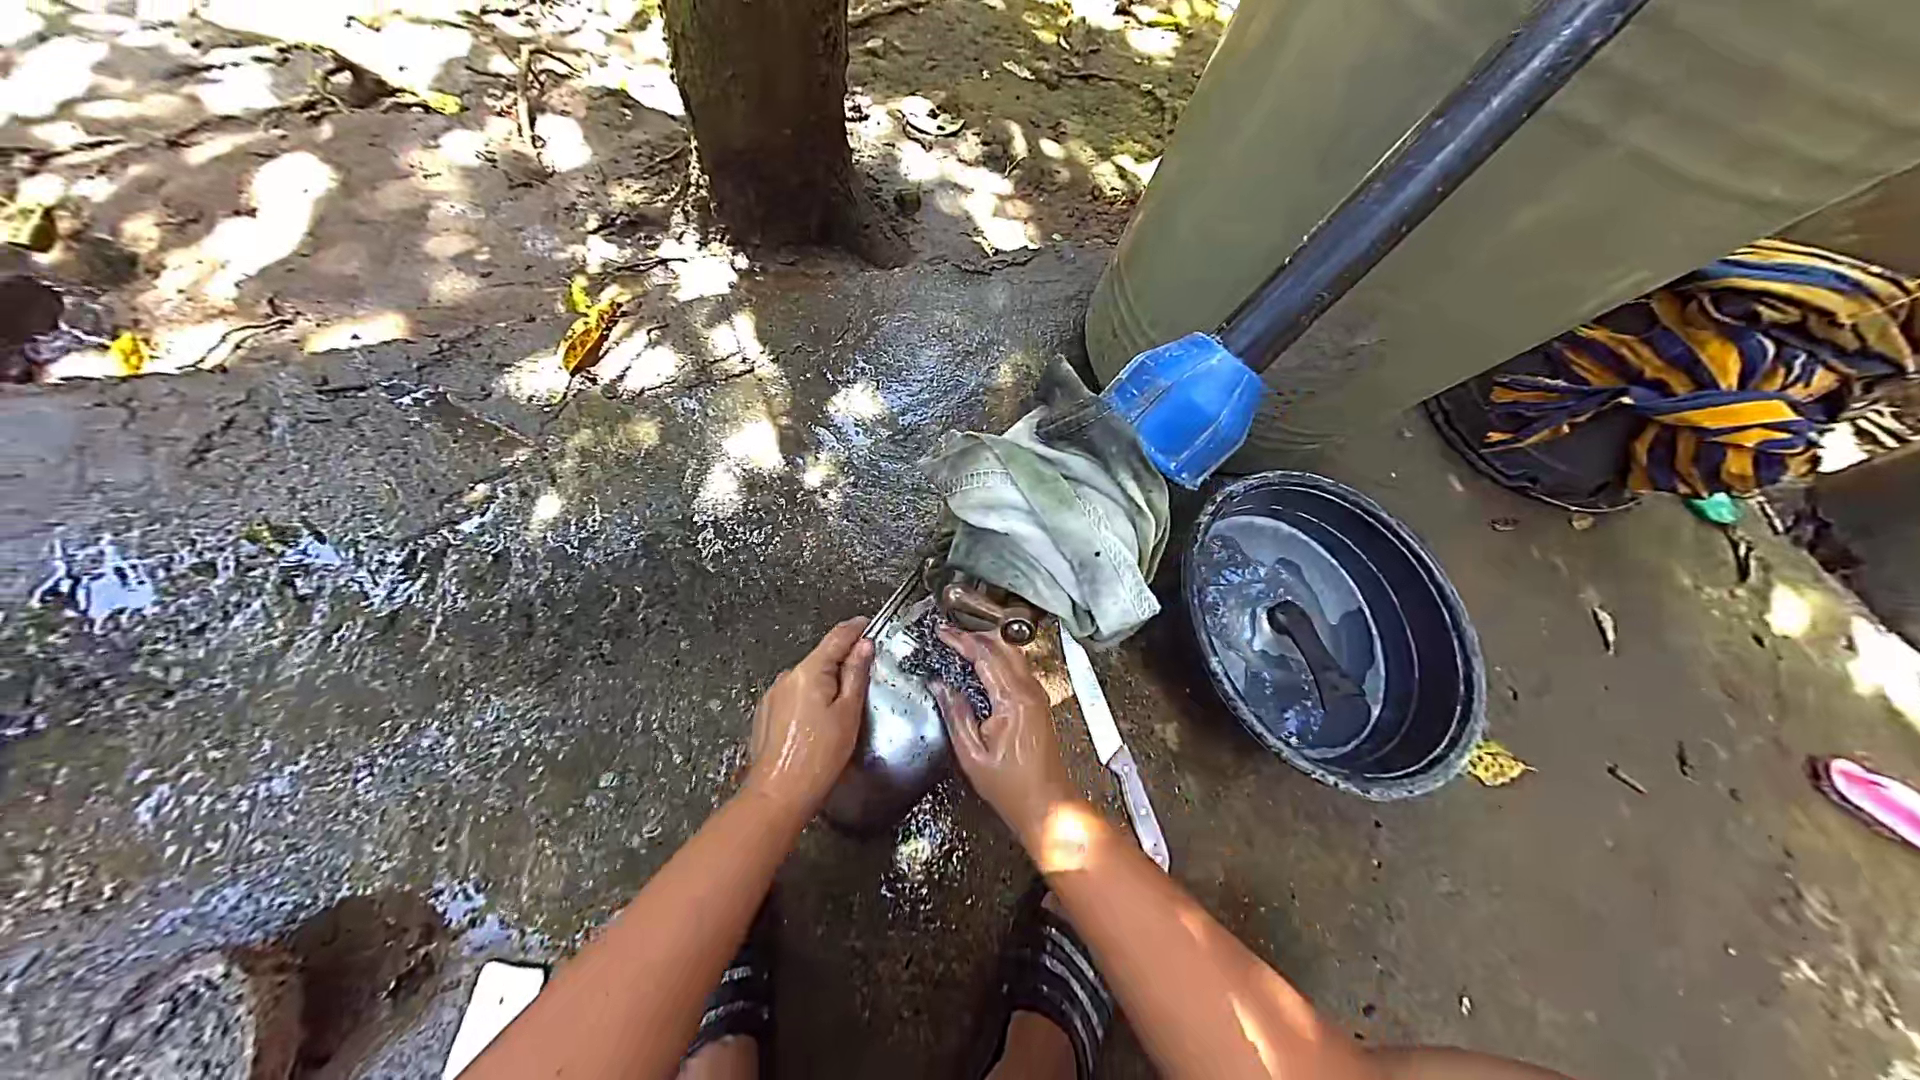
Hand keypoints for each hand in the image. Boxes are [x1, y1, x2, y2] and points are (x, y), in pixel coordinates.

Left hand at [745, 618, 874, 817]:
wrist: (778, 794)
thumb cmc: (817, 758)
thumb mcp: (848, 713)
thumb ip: (856, 674)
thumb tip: (864, 647)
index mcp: (808, 672)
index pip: (836, 638)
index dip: (855, 629)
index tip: (866, 623)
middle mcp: (786, 677)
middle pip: (821, 658)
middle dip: (843, 662)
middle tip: (866, 676)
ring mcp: (774, 695)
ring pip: (808, 678)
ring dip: (826, 683)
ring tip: (843, 709)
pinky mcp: (767, 712)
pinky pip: (795, 695)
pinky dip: (811, 699)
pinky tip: (820, 723)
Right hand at [934, 628, 1076, 845]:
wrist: (1047, 805)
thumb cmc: (1012, 787)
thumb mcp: (971, 754)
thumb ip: (955, 714)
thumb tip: (941, 686)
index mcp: (1012, 700)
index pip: (985, 655)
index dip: (960, 639)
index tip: (942, 632)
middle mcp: (1030, 692)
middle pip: (1002, 646)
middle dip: (973, 635)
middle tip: (949, 635)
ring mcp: (1037, 695)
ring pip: (1012, 654)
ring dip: (987, 645)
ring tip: (961, 646)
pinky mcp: (1039, 702)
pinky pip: (1018, 668)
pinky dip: (997, 659)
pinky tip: (981, 667)